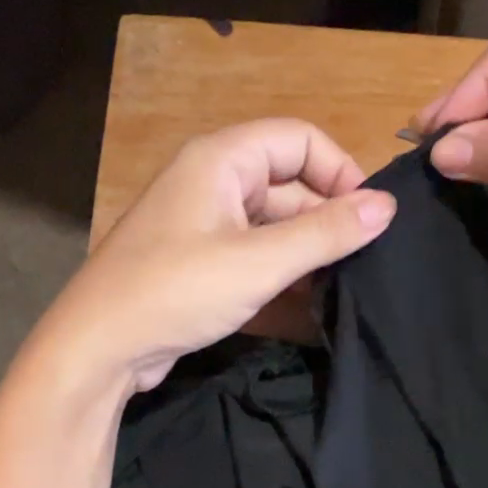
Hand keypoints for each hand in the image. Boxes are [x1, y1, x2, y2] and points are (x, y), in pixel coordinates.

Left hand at [35, 118, 396, 393]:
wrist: (100, 346)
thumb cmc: (177, 291)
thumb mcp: (258, 263)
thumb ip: (325, 234)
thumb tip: (388, 206)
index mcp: (220, 160)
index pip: (299, 140)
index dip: (341, 172)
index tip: (370, 219)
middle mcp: (211, 182)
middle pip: (288, 183)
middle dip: (326, 218)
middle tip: (363, 262)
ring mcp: (202, 224)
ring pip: (272, 223)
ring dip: (306, 250)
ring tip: (344, 284)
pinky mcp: (198, 263)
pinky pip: (253, 253)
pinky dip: (281, 271)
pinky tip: (308, 300)